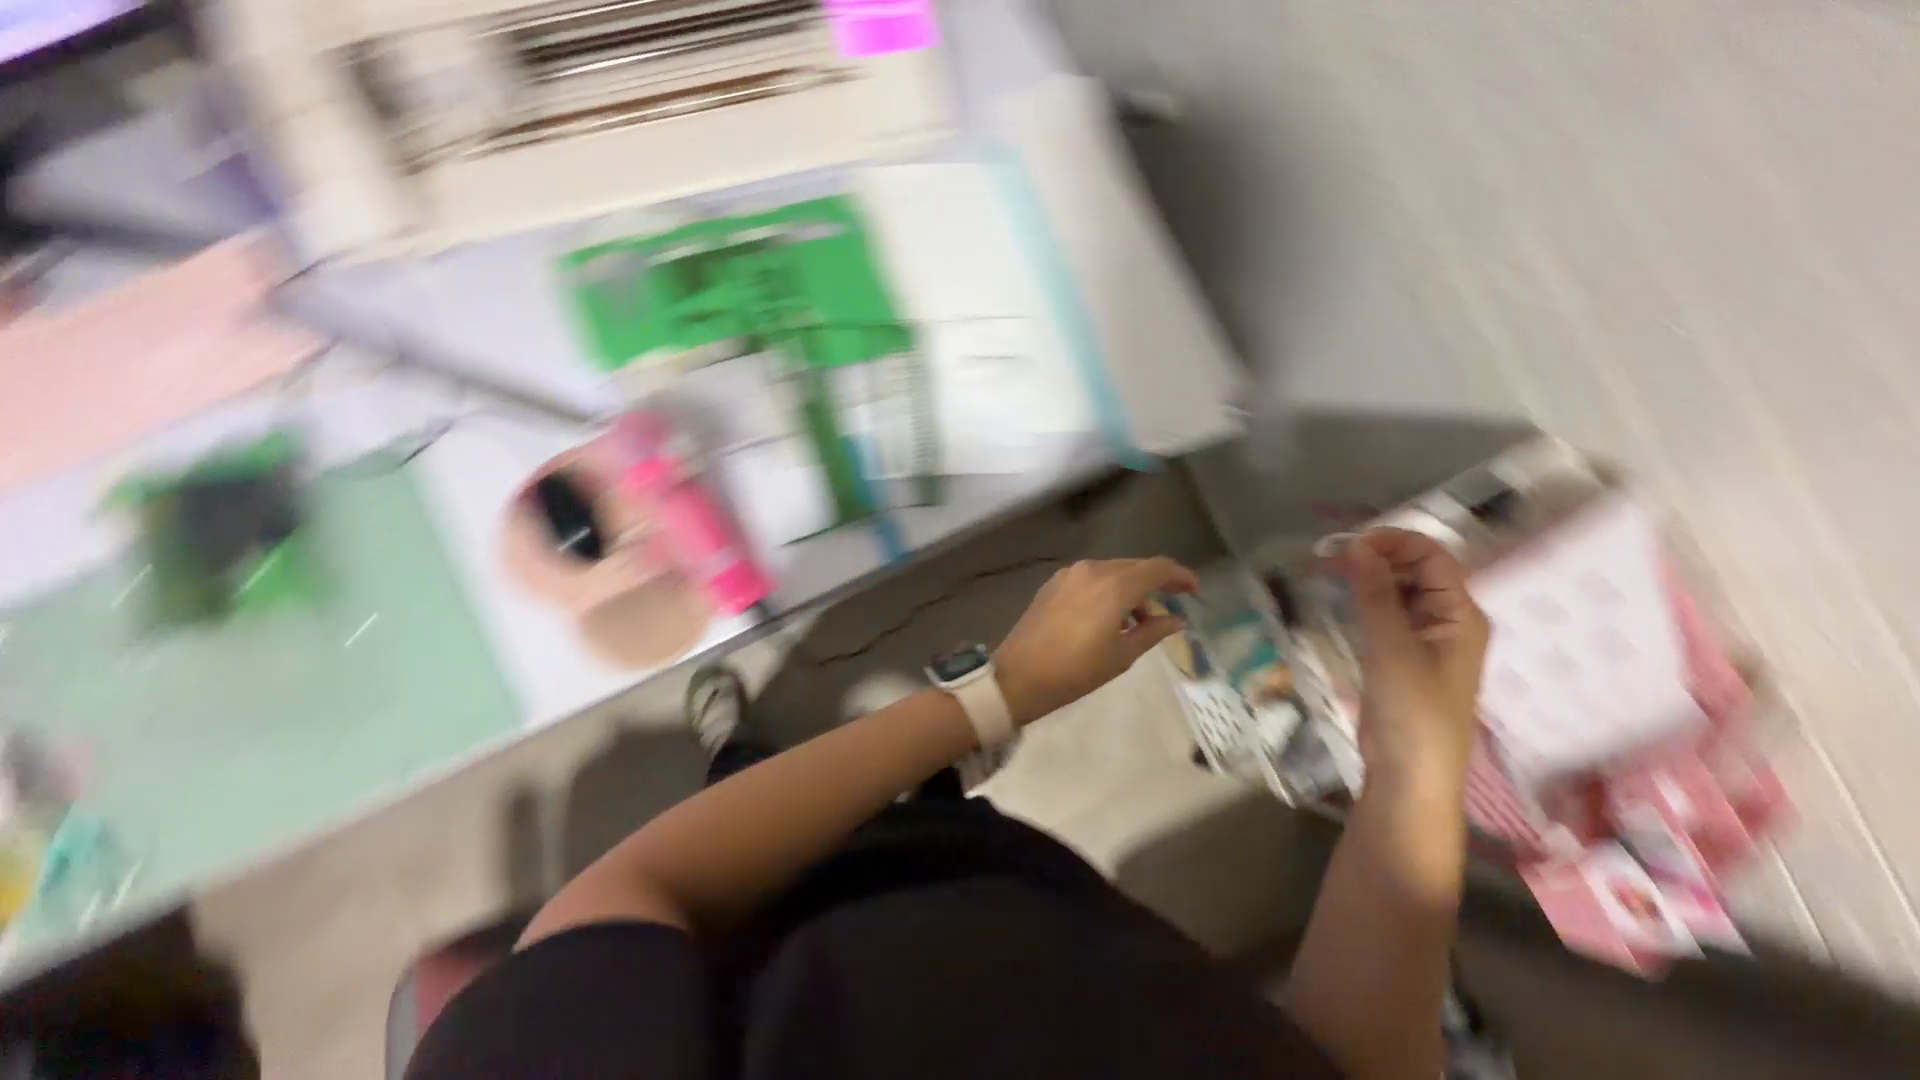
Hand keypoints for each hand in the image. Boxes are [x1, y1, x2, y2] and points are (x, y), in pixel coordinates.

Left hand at [994, 557, 1199, 726]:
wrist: (1017, 677)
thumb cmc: (1074, 671)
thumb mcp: (1121, 656)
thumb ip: (1152, 632)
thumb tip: (1175, 619)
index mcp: (1113, 586)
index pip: (1156, 568)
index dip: (1180, 575)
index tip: (1194, 589)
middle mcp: (1092, 570)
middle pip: (1134, 566)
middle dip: (1157, 581)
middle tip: (1174, 601)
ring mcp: (1069, 574)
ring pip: (1112, 571)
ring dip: (1132, 588)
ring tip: (1142, 619)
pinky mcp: (1053, 584)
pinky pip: (1091, 578)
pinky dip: (1109, 589)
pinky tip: (1112, 615)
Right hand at [1338, 530, 1489, 791]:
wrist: (1411, 774)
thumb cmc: (1411, 710)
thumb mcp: (1391, 648)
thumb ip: (1375, 594)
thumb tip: (1357, 546)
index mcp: (1461, 614)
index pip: (1433, 557)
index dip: (1394, 542)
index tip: (1349, 544)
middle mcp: (1449, 621)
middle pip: (1418, 571)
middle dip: (1378, 557)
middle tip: (1330, 558)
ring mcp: (1426, 640)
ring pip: (1400, 593)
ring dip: (1369, 578)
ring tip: (1329, 573)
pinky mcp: (1403, 658)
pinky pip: (1388, 616)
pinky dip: (1366, 602)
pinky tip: (1341, 601)